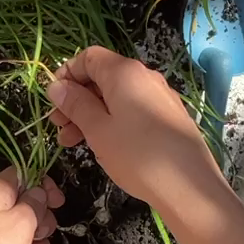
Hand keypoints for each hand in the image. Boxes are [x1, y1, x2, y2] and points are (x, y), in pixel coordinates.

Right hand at [46, 46, 227, 215]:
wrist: (189, 186)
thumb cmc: (137, 155)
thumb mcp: (97, 130)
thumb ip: (75, 104)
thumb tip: (57, 86)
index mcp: (124, 73)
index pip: (89, 57)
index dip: (67, 74)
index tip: (54, 100)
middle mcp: (144, 77)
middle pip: (101, 78)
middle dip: (76, 99)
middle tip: (58, 127)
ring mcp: (159, 97)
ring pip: (115, 97)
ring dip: (90, 114)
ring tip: (73, 142)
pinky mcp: (168, 117)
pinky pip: (132, 110)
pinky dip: (111, 122)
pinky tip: (103, 145)